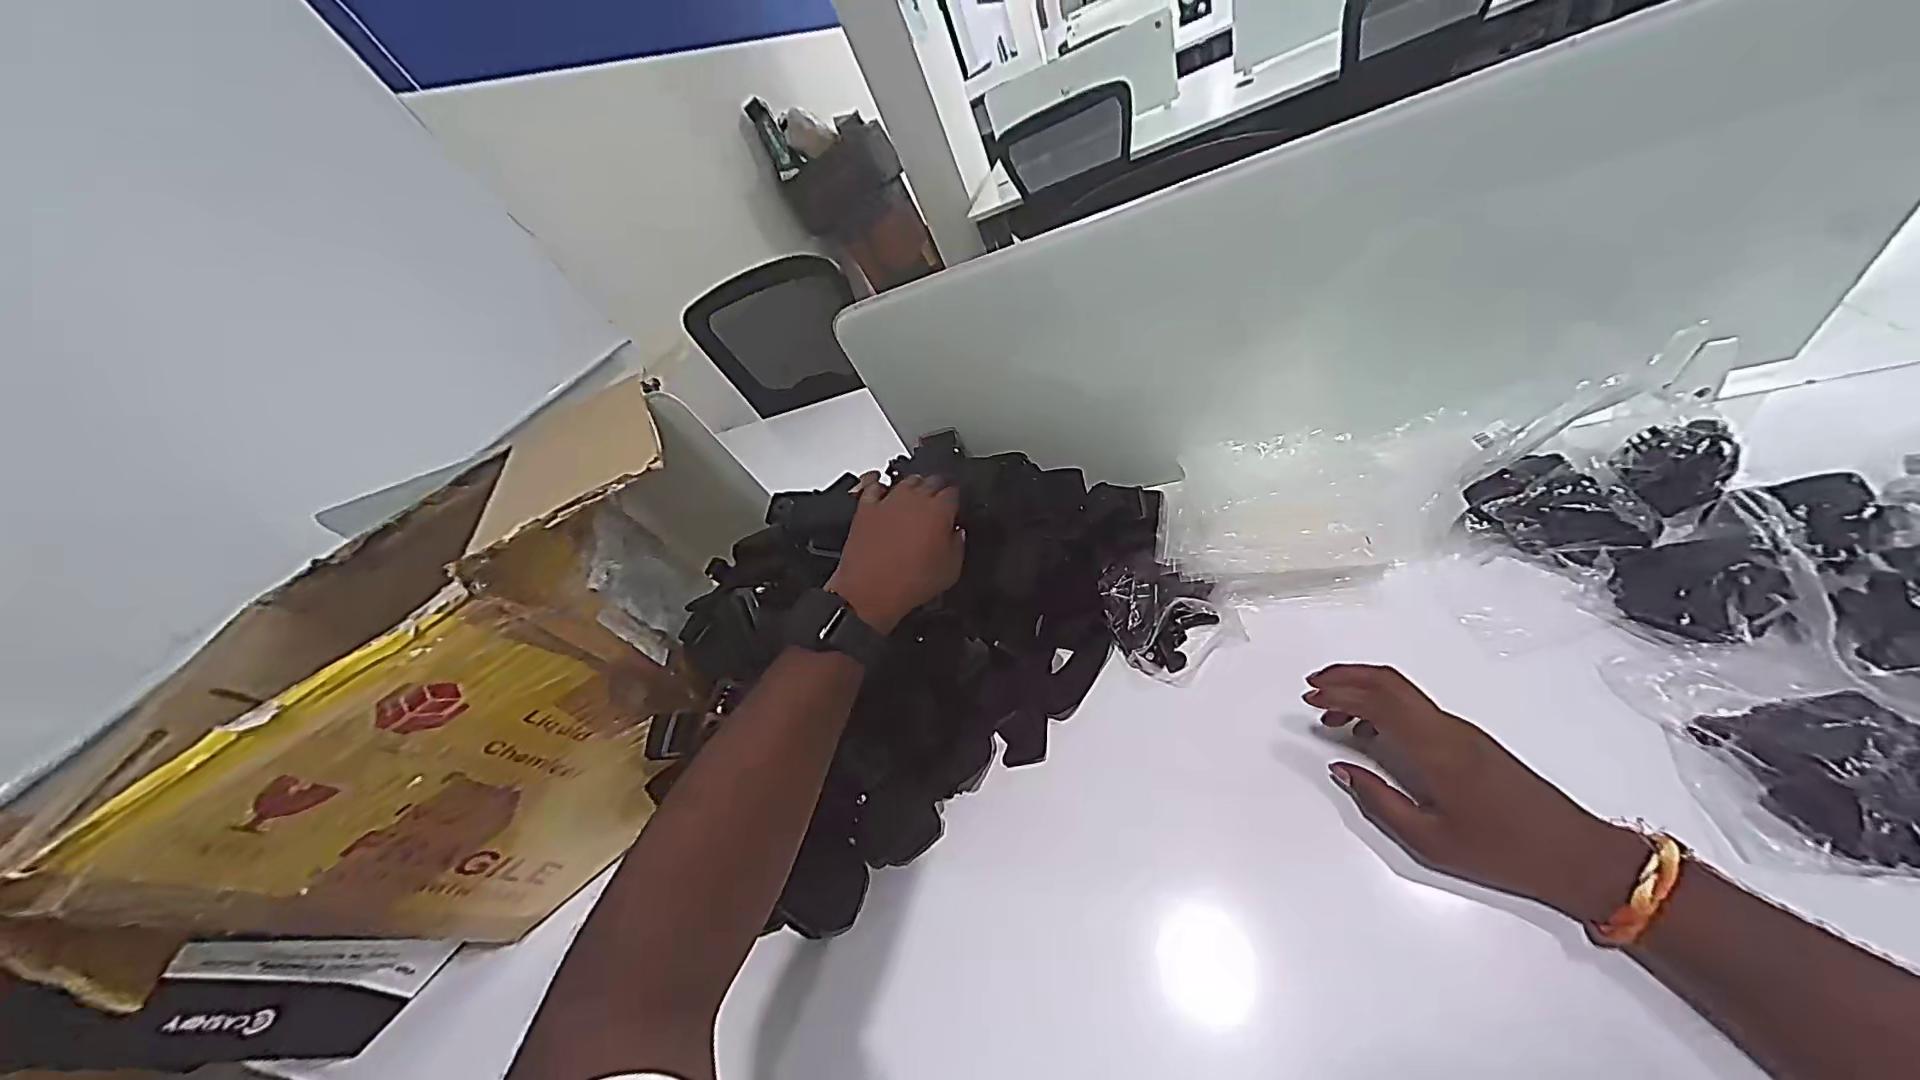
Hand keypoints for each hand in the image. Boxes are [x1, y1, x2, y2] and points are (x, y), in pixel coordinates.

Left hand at [827, 472, 964, 632]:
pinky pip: (874, 486)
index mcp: (939, 510)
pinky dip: (880, 485)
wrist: (870, 592)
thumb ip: (957, 544)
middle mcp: (914, 499)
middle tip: (941, 498)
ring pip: (907, 480)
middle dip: (939, 487)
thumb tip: (956, 534)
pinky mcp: (866, 508)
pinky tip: (882, 487)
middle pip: (932, 480)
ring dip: (915, 485)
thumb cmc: (909, 583)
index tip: (956, 505)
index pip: (954, 491)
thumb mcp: (950, 570)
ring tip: (918, 495)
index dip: (956, 498)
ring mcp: (888, 501)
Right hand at [1305, 664, 1649, 924]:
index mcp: (1437, 749)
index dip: (1338, 692)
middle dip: (1345, 677)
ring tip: (1332, 711)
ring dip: (1362, 690)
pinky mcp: (1469, 740)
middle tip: (1313, 687)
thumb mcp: (1429, 839)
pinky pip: (1415, 707)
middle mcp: (1449, 729)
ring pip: (1401, 692)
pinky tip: (1368, 729)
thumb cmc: (1505, 853)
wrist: (1580, 858)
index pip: (1378, 700)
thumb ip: (1378, 799)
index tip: (1311, 697)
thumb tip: (1342, 770)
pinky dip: (1382, 705)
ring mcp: (1462, 731)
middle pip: (1389, 682)